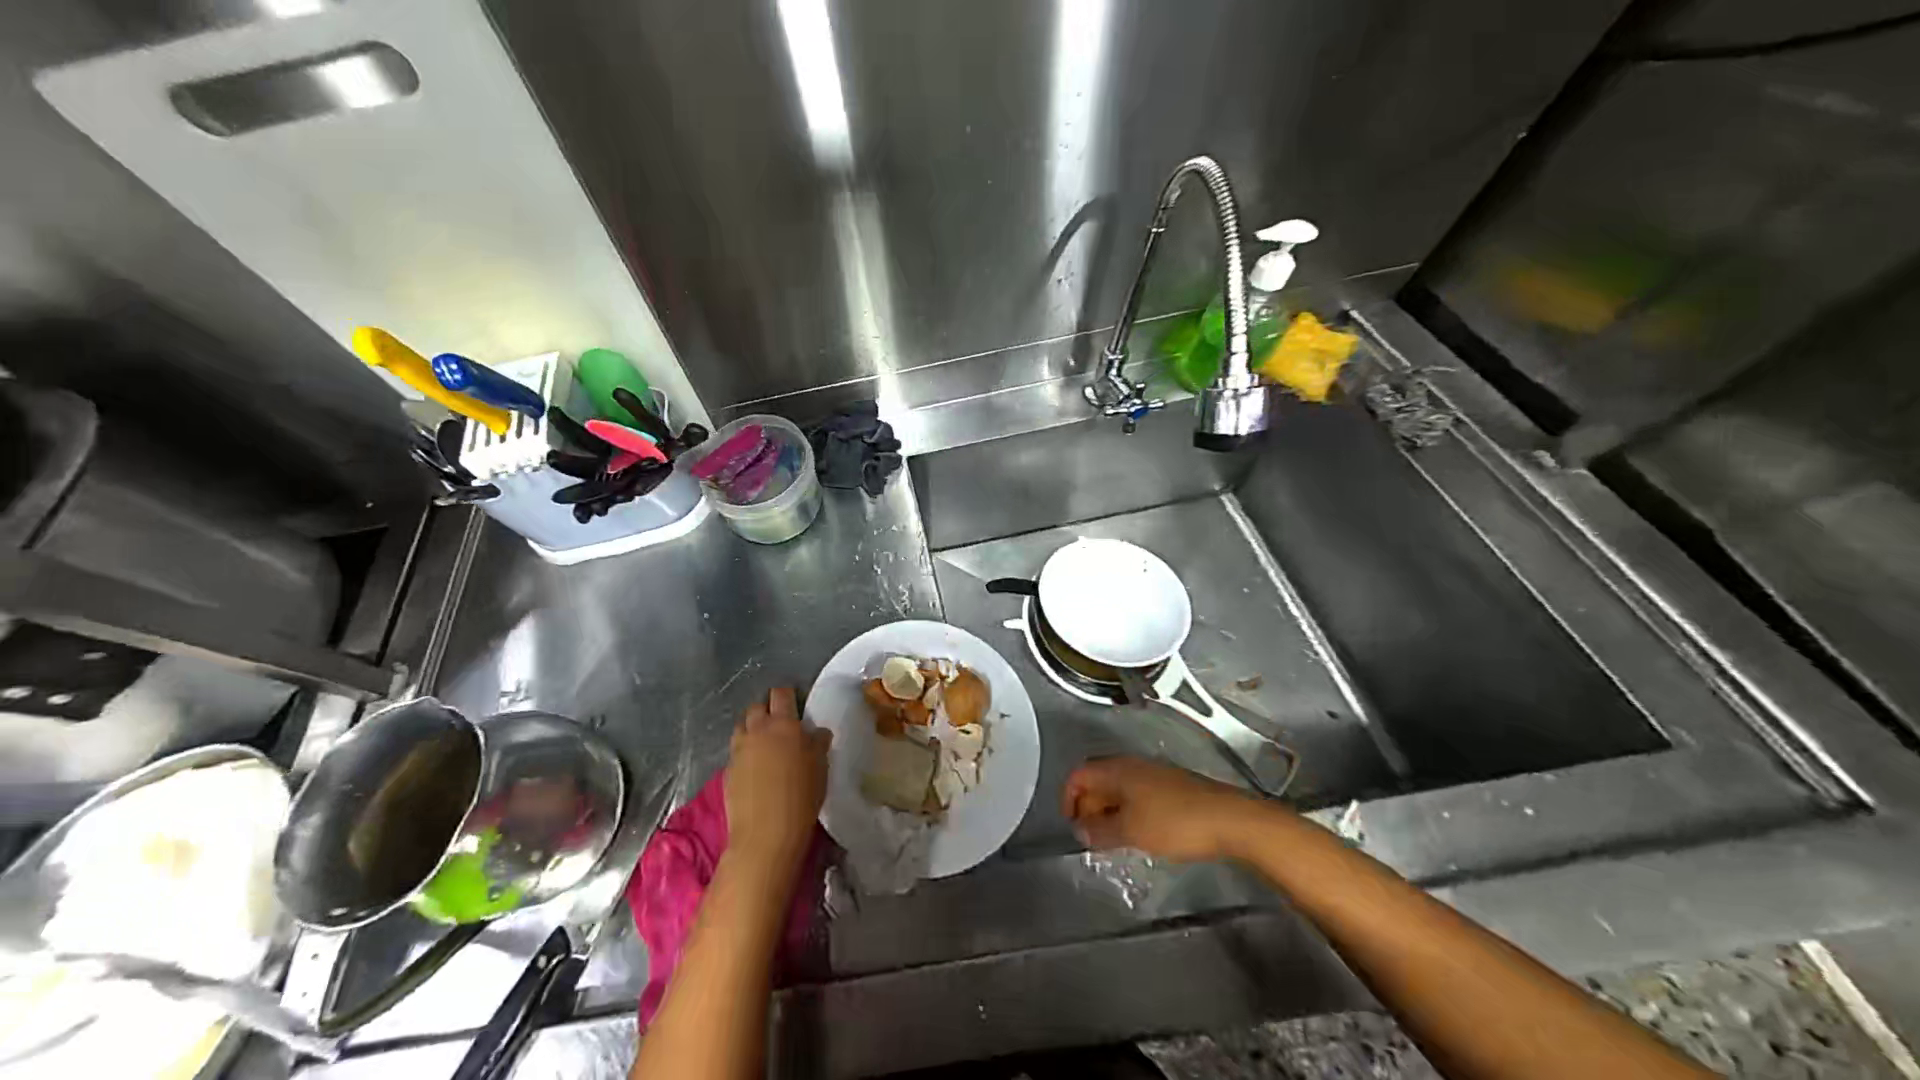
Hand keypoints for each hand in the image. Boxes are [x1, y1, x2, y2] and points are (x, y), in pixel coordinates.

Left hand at [723, 687, 830, 874]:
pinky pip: (736, 751)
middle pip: (757, 706)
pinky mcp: (727, 770)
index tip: (796, 704)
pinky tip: (755, 768)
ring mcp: (738, 750)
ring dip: (752, 729)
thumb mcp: (820, 767)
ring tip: (765, 744)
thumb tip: (817, 732)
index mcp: (783, 724)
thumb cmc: (802, 796)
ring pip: (742, 726)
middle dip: (767, 710)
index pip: (781, 695)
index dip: (788, 695)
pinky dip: (744, 752)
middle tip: (780, 724)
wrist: (766, 833)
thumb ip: (817, 744)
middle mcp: (757, 731)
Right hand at [1062, 757, 1263, 861]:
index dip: (1068, 798)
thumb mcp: (1131, 831)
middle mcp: (1133, 765)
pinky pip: (1138, 794)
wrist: (1230, 819)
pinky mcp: (1173, 786)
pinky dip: (1129, 811)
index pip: (1079, 775)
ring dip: (1109, 810)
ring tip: (1112, 839)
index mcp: (1118, 770)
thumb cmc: (1174, 823)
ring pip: (1119, 788)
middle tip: (1090, 836)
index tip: (1071, 826)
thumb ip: (1100, 831)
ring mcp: (1155, 773)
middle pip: (1098, 779)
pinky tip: (1139, 833)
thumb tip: (1079, 830)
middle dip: (1088, 806)